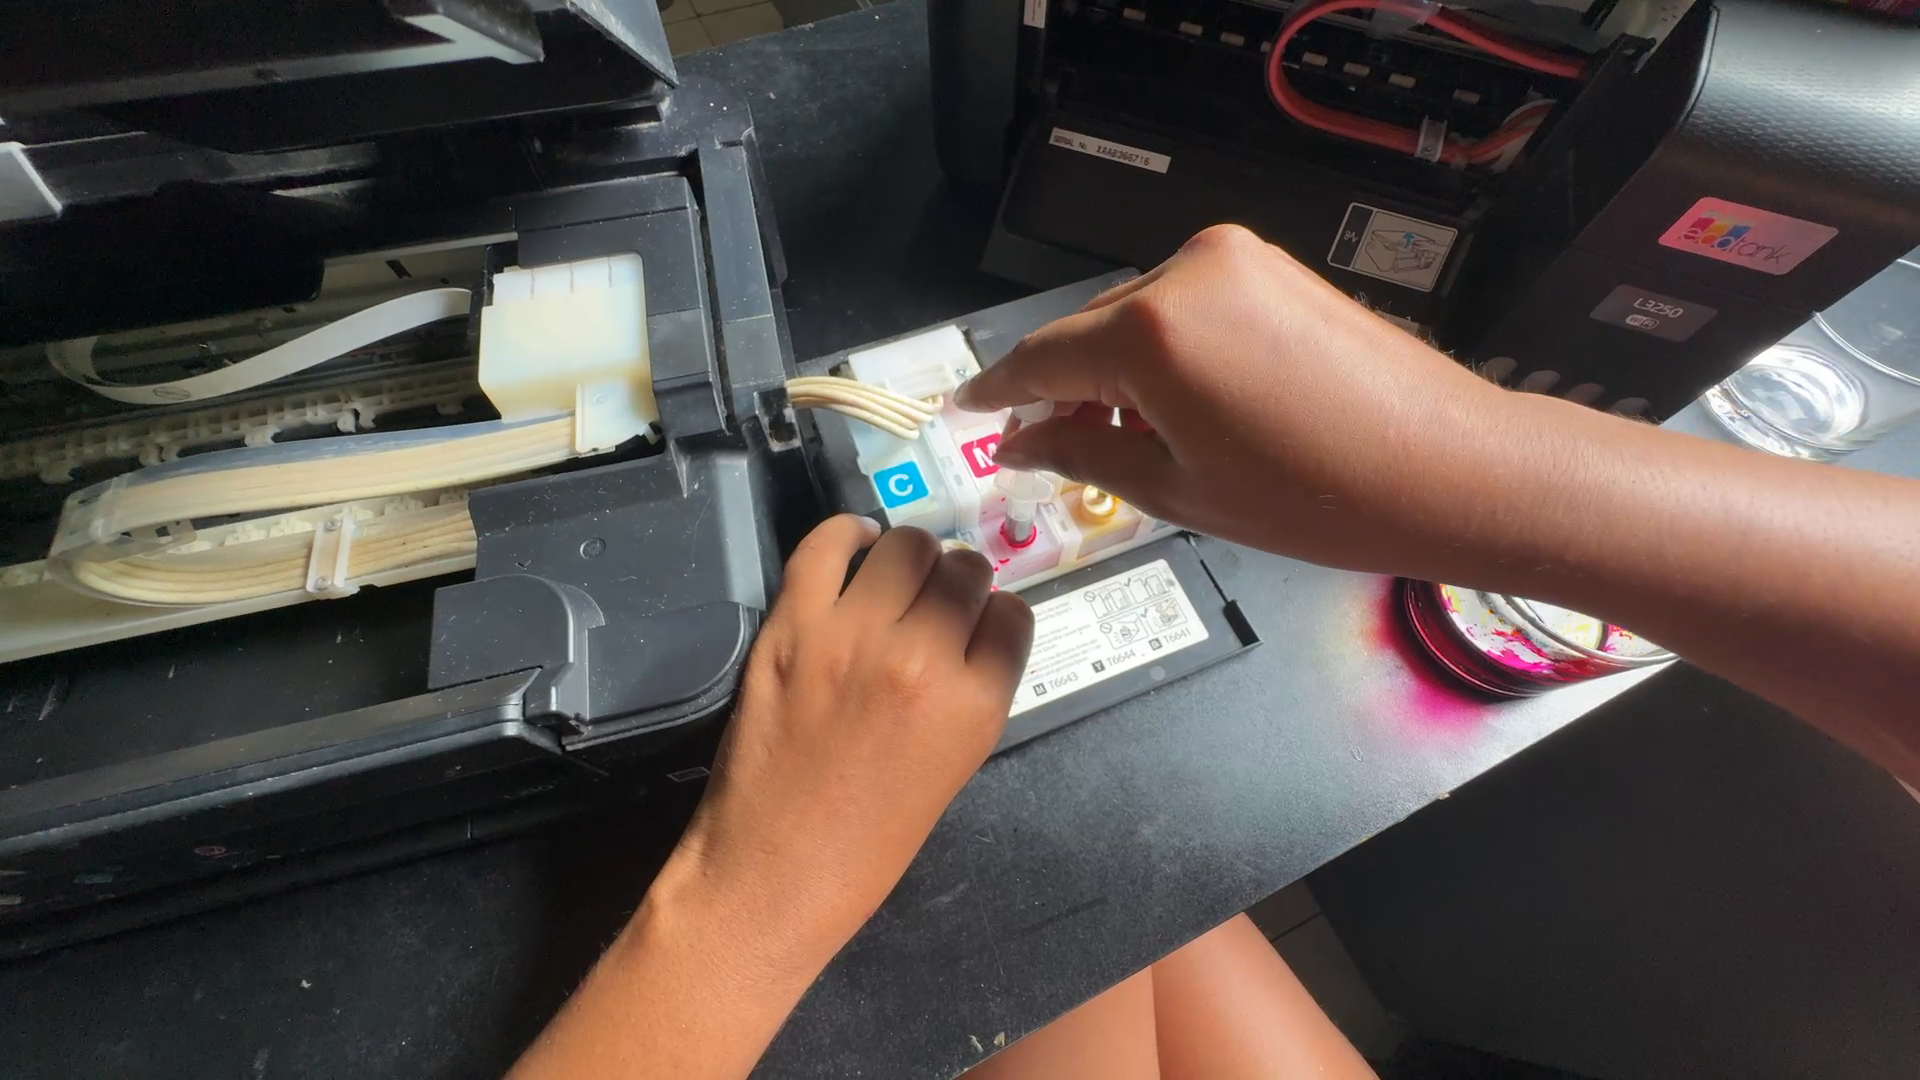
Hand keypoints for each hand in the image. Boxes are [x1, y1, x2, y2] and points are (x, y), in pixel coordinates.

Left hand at [664, 515, 1032, 969]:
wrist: (773, 874)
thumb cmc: (873, 840)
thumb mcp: (957, 764)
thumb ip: (974, 686)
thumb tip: (970, 620)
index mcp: (976, 704)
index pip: (1013, 613)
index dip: (996, 615)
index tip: (977, 623)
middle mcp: (923, 657)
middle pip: (965, 568)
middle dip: (960, 580)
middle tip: (934, 602)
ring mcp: (853, 635)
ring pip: (907, 544)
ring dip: (913, 555)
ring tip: (896, 578)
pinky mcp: (792, 625)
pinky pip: (827, 544)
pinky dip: (848, 534)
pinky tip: (856, 548)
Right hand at [954, 224, 1511, 572]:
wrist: (1451, 470)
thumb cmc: (1304, 499)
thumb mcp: (1173, 488)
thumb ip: (1081, 453)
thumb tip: (1021, 442)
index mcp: (1150, 331)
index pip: (1041, 359)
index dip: (997, 390)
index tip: (965, 407)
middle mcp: (1184, 272)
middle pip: (1087, 335)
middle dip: (1061, 391)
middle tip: (1049, 447)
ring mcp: (1233, 260)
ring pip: (1132, 320)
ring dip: (1110, 376)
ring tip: (1117, 439)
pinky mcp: (1268, 267)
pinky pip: (1180, 308)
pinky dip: (1157, 355)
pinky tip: (1168, 406)